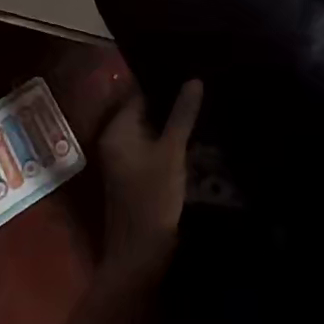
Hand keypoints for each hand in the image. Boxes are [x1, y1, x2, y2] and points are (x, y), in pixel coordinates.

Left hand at [96, 80, 201, 269]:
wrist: (141, 253)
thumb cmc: (153, 198)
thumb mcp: (172, 152)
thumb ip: (182, 115)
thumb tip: (194, 80)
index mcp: (117, 131)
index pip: (140, 94)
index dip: (164, 82)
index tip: (191, 70)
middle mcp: (117, 140)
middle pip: (146, 111)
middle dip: (172, 101)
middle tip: (204, 85)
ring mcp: (127, 158)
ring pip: (154, 129)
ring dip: (175, 121)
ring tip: (206, 103)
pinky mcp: (139, 173)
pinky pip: (157, 146)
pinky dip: (173, 139)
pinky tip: (198, 132)